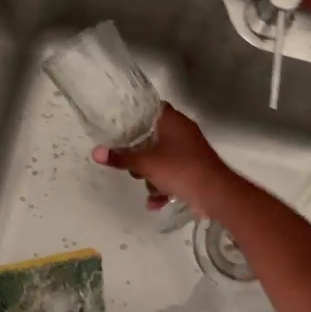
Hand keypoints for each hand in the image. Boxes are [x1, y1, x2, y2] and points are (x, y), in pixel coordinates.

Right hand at [93, 104, 234, 212]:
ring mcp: (191, 151)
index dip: (135, 115)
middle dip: (141, 155)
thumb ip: (121, 158)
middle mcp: (183, 132)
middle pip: (154, 137)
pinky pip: (174, 174)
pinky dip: (165, 187)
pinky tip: (155, 203)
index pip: (151, 108)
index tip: (120, 125)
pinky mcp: (195, 169)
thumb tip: (96, 152)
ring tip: (148, 188)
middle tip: (132, 166)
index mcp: (173, 121)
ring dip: (153, 175)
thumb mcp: (145, 164)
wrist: (215, 193)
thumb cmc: (179, 169)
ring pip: (163, 158)